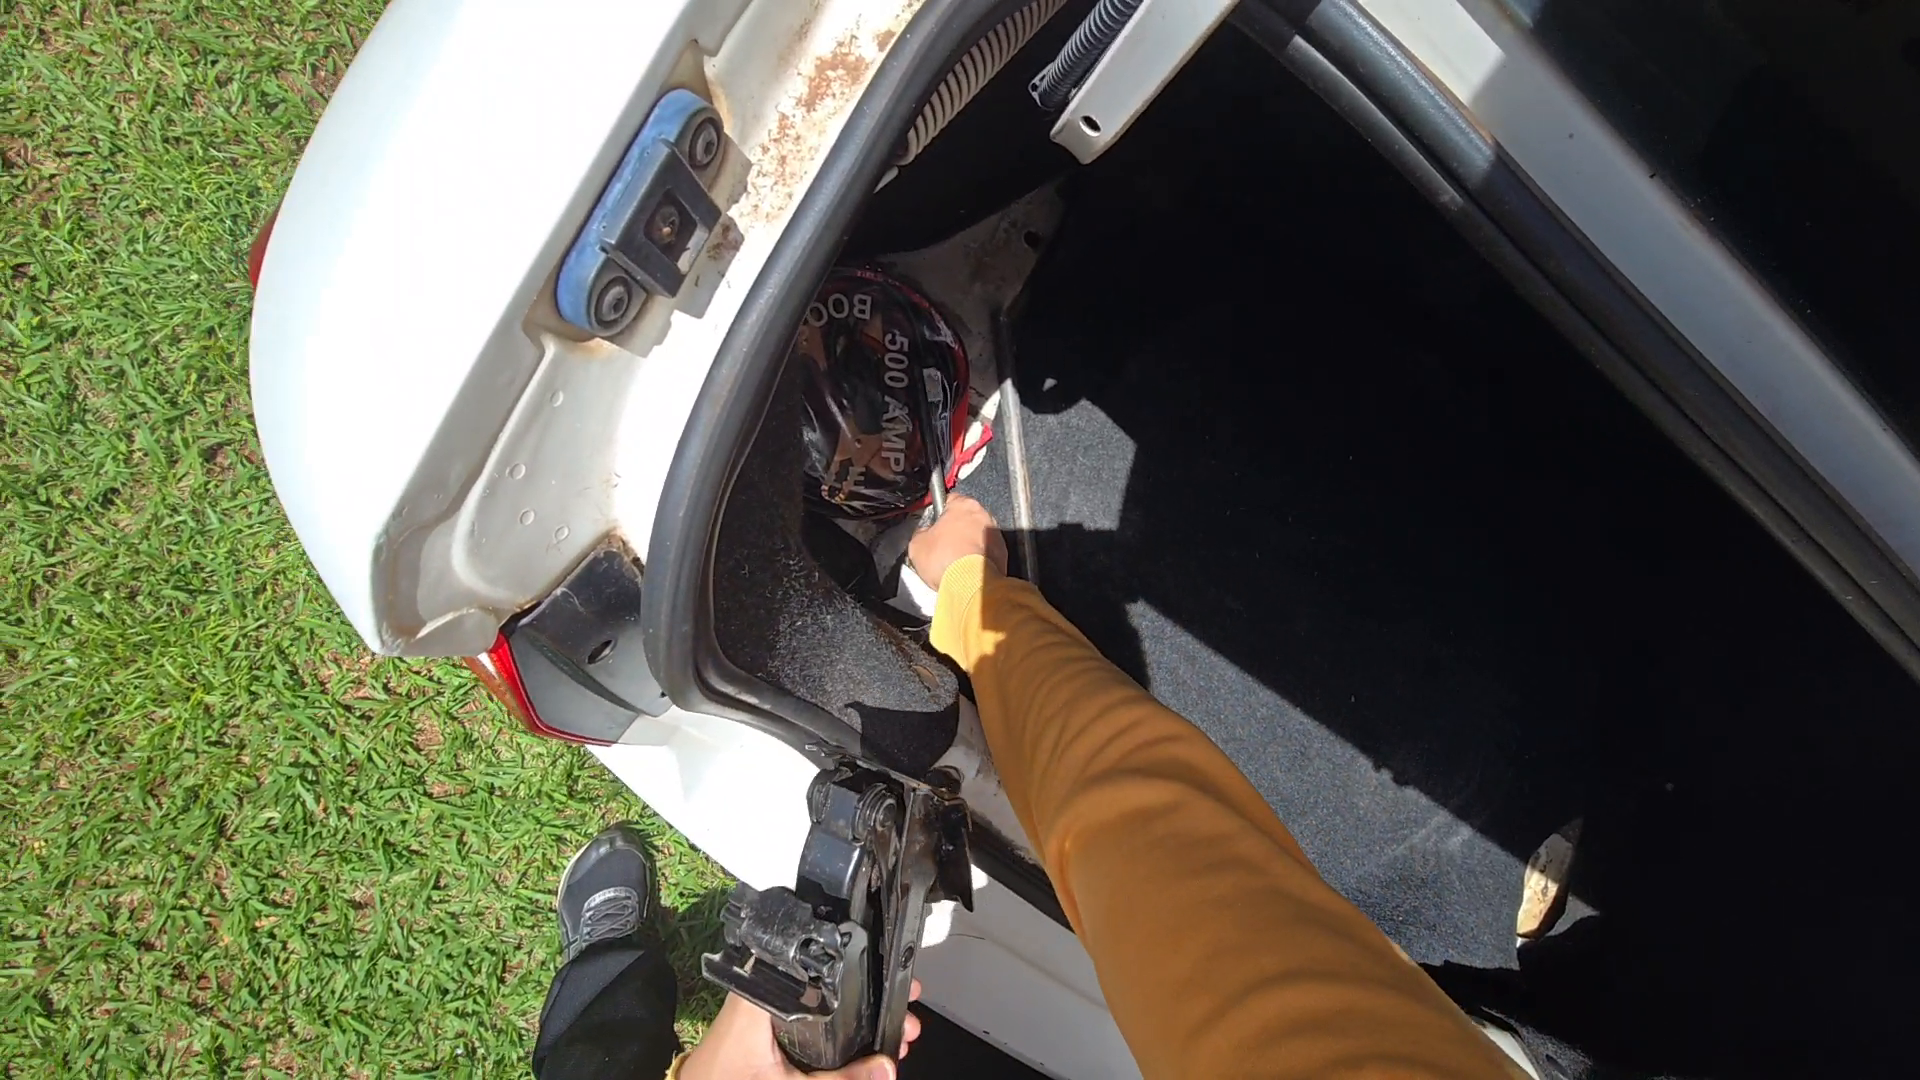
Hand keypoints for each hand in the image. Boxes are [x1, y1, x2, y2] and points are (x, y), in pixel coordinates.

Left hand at [677, 986, 922, 1079]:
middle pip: (832, 977)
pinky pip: (816, 1013)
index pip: (816, 955)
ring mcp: (767, 1006)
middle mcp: (765, 988)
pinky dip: (843, 1026)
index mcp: (763, 991)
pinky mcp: (768, 1025)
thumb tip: (888, 1067)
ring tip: (898, 1026)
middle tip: (907, 1005)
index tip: (894, 975)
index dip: (862, 964)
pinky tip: (869, 1043)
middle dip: (873, 994)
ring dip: (863, 1012)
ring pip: (827, 997)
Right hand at [908, 495, 1007, 590]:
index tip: (932, 524)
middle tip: (940, 546)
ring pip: (976, 536)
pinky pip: (985, 552)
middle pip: (964, 518)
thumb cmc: (947, 560)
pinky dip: (977, 559)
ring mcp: (995, 535)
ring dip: (966, 545)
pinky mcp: (1002, 554)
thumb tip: (922, 535)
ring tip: (952, 562)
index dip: (938, 513)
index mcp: (963, 505)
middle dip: (954, 530)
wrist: (970, 584)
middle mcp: (983, 516)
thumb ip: (921, 532)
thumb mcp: (917, 543)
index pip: (948, 499)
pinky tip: (964, 569)